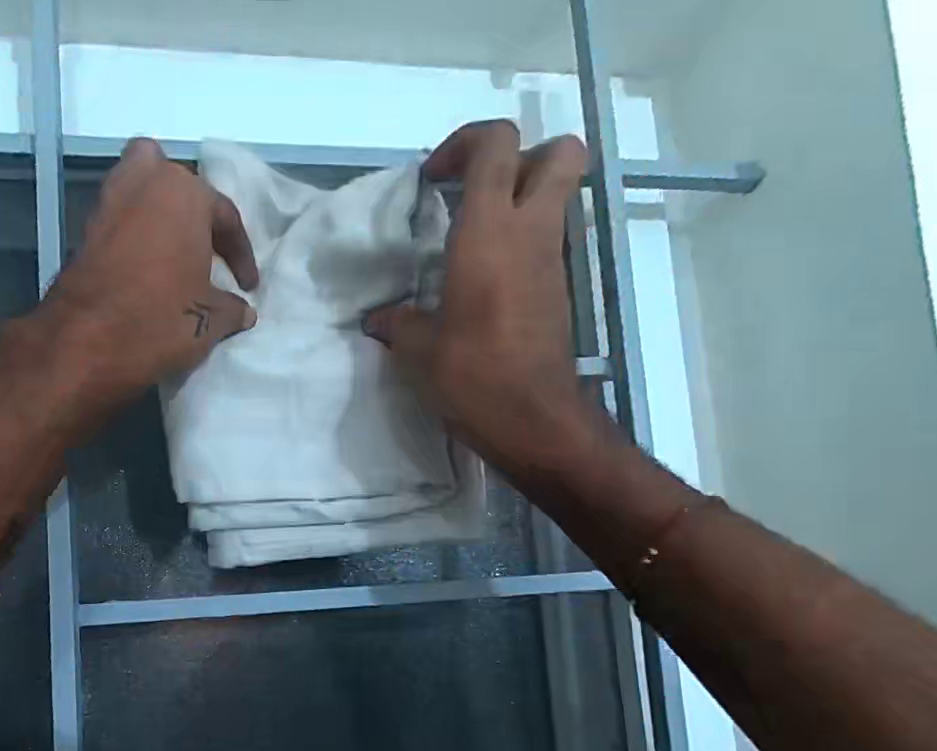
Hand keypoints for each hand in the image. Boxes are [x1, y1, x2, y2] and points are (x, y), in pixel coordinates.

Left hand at [17, 137, 258, 421]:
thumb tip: (243, 310)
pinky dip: (137, 236)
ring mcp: (108, 202)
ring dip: (160, 217)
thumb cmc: (162, 318)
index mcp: (184, 193)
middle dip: (192, 208)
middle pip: (175, 182)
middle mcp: (144, 183)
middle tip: (205, 246)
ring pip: (140, 190)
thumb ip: (232, 308)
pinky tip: (149, 269)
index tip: (249, 286)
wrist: (88, 341)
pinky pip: (121, 220)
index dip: (242, 254)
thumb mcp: (211, 320)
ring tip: (177, 255)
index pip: (226, 216)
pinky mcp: (84, 230)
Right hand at [363, 121, 599, 476]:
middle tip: (478, 190)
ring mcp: (553, 261)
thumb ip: (395, 324)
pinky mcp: (559, 290)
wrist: (534, 420)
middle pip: (558, 152)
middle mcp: (531, 233)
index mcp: (489, 232)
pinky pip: (547, 242)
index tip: (434, 180)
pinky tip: (485, 281)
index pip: (496, 145)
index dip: (464, 143)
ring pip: (557, 198)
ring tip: (474, 239)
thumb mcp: (418, 351)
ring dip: (521, 201)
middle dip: (521, 155)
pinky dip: (522, 243)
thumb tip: (376, 319)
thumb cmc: (473, 376)